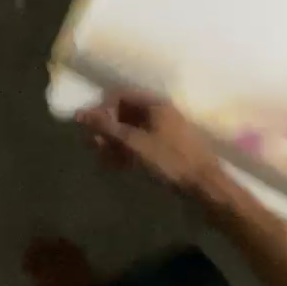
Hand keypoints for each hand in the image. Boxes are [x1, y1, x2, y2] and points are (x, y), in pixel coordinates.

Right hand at [77, 94, 224, 198]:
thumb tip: (79, 113)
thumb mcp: (134, 143)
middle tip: (93, 146)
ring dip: (114, 143)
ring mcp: (165, 132)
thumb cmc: (170, 161)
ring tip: (102, 160)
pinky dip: (126, 152)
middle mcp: (160, 113)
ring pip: (131, 131)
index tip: (90, 128)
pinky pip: (140, 145)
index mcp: (155, 104)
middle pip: (124, 113)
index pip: (120, 95)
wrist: (206, 190)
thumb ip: (106, 127)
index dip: (101, 109)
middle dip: (106, 129)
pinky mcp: (168, 151)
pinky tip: (116, 166)